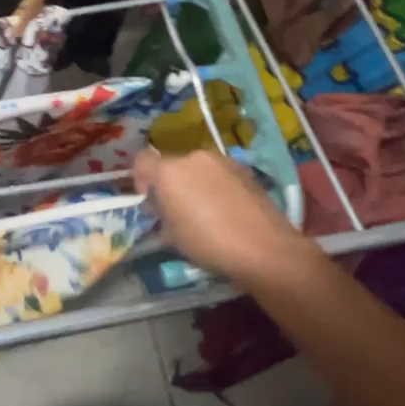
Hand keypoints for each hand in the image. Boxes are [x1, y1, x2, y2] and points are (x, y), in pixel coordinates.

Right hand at [135, 148, 319, 284]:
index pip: (141, 161)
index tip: (148, 200)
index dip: (140, 179)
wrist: (264, 248)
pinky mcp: (245, 170)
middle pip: (172, 164)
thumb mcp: (172, 236)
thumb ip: (161, 214)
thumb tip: (162, 208)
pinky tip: (226, 210)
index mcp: (169, 171)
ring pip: (197, 167)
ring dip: (194, 183)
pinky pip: (219, 173)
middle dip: (170, 183)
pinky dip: (216, 186)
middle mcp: (194, 157)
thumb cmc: (208, 243)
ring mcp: (223, 161)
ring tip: (204, 210)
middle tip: (176, 210)